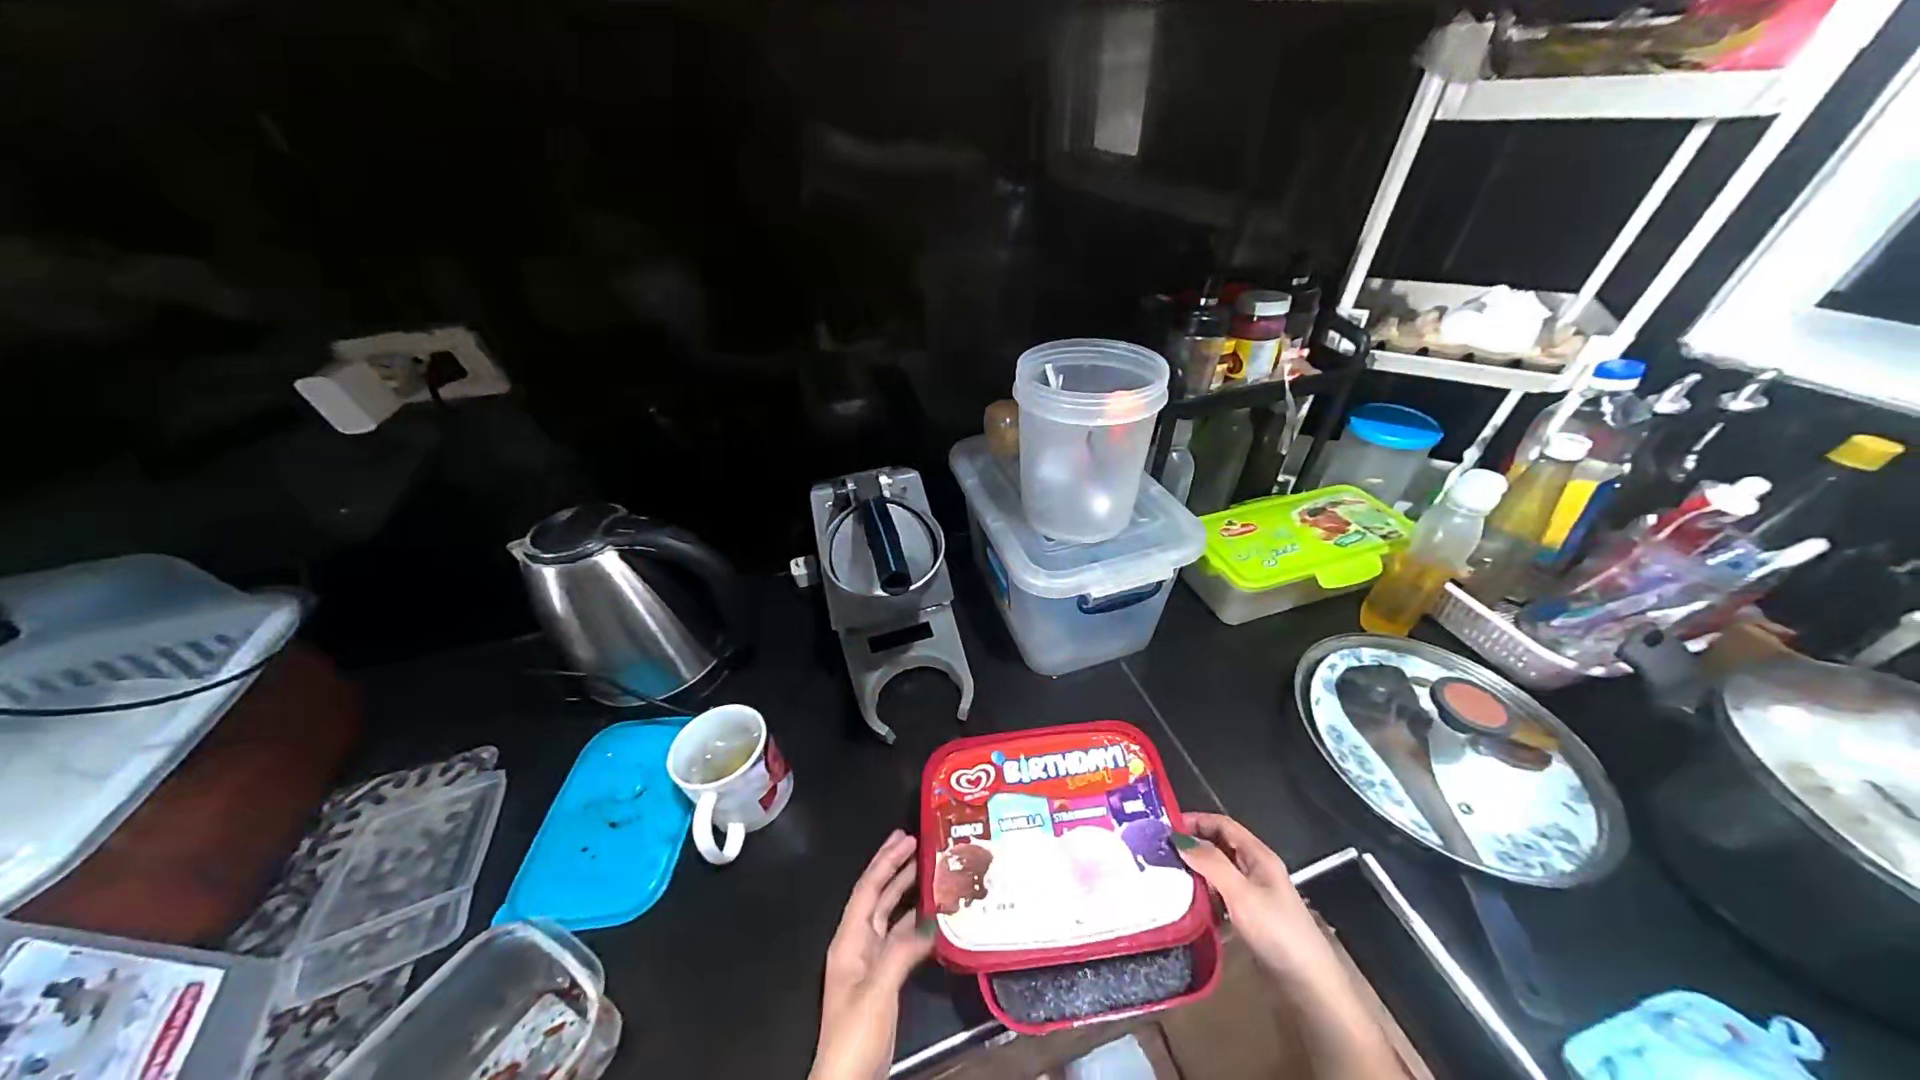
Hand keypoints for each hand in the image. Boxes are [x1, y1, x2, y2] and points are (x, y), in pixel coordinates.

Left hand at [810, 829, 935, 1079]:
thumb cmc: (855, 1034)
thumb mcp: (877, 990)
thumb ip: (901, 951)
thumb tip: (928, 919)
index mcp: (848, 941)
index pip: (867, 890)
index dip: (885, 861)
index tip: (904, 838)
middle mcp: (857, 945)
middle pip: (876, 897)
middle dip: (894, 868)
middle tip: (917, 842)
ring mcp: (870, 962)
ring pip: (889, 916)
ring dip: (906, 892)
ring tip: (928, 869)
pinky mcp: (883, 979)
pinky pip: (899, 939)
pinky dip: (915, 922)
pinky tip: (932, 916)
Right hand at [1174, 813, 1403, 1079]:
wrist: (1307, 984)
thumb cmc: (1276, 931)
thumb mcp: (1240, 892)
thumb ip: (1210, 863)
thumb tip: (1178, 838)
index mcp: (1258, 856)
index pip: (1223, 825)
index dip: (1195, 820)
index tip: (1164, 826)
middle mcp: (1256, 870)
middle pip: (1219, 846)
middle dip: (1191, 844)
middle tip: (1159, 850)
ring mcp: (1253, 895)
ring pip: (1218, 872)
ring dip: (1195, 870)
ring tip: (1165, 874)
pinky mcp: (1249, 918)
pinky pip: (1220, 896)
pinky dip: (1203, 894)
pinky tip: (1186, 903)